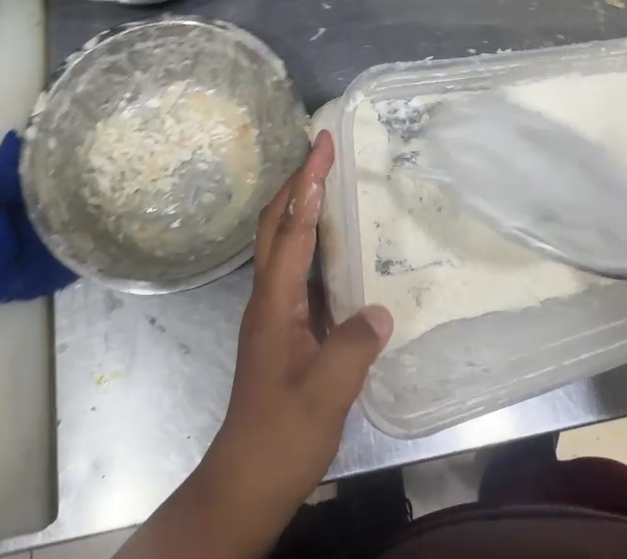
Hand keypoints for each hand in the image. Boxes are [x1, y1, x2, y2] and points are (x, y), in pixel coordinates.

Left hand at [117, 132, 391, 558]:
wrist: (248, 479)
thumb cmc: (282, 434)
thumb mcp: (325, 393)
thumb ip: (352, 346)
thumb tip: (379, 308)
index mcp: (273, 304)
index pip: (290, 231)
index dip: (306, 186)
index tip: (320, 147)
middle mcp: (267, 300)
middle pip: (274, 227)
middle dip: (296, 184)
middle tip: (322, 151)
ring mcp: (272, 316)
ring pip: (282, 247)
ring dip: (300, 209)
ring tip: (328, 183)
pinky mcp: (283, 332)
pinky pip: (297, 272)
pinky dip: (312, 245)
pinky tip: (336, 250)